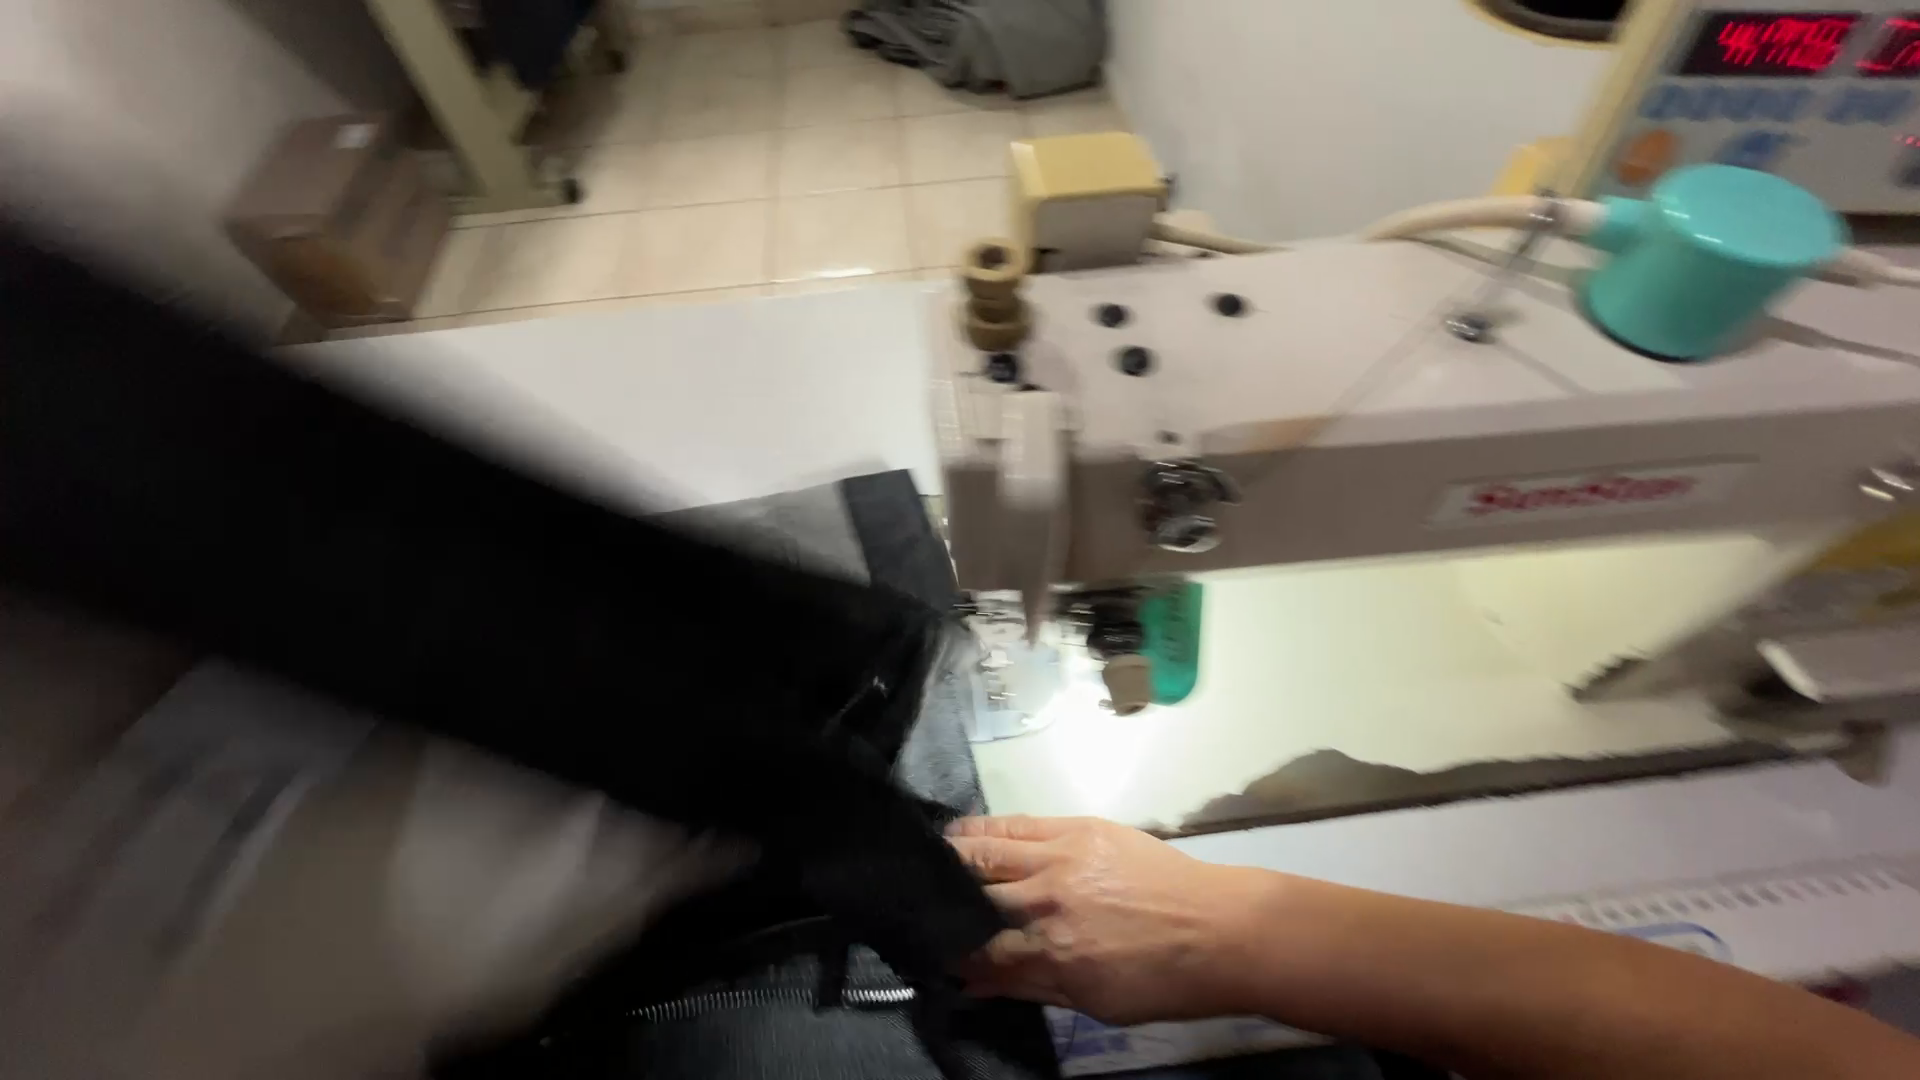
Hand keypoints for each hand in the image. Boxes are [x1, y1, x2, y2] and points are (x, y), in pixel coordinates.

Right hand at [945, 815, 1273, 1024]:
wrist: (1218, 930)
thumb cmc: (1160, 978)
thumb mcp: (1092, 1000)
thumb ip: (1027, 985)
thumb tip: (970, 980)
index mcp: (1051, 951)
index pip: (981, 950)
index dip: (952, 951)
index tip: (931, 948)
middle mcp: (1046, 901)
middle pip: (975, 893)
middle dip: (942, 899)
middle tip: (919, 897)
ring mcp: (1060, 857)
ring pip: (988, 850)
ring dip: (952, 856)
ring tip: (928, 857)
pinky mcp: (1077, 827)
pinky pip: (1018, 823)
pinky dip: (984, 827)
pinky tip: (963, 831)